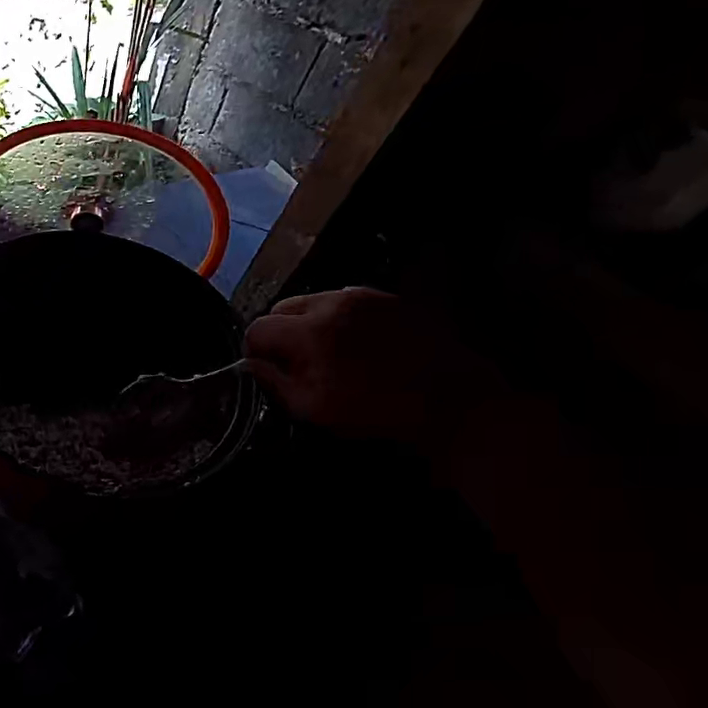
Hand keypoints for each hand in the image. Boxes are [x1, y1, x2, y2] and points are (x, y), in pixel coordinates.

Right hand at [242, 287, 498, 444]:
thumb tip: (250, 365)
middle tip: (298, 363)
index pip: (257, 328)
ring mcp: (361, 296)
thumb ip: (272, 383)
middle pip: (280, 309)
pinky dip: (338, 319)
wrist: (457, 402)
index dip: (255, 352)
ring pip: (310, 302)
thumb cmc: (379, 411)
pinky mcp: (386, 297)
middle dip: (280, 334)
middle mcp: (331, 303)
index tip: (269, 370)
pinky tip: (357, 345)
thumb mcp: (313, 409)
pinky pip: (343, 302)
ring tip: (330, 354)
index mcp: (309, 332)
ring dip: (308, 324)